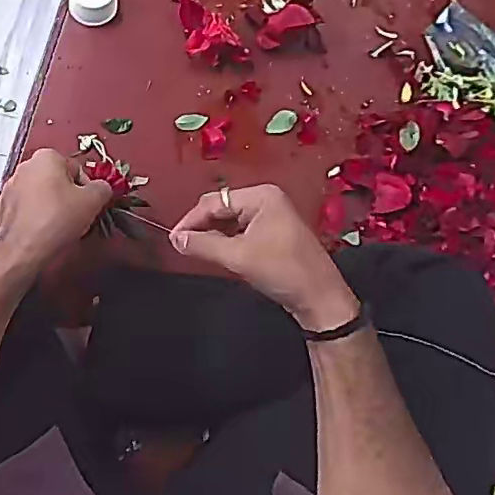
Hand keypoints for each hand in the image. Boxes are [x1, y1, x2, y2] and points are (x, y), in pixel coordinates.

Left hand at [0, 148, 112, 270]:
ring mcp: (12, 188)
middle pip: (58, 180)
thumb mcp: (93, 201)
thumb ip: (103, 188)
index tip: (90, 202)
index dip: (87, 188)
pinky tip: (47, 231)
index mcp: (47, 157)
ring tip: (62, 225)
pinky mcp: (4, 208)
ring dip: (54, 207)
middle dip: (70, 197)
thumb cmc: (52, 222)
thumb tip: (103, 189)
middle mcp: (26, 168)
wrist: (23, 250)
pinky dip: (39, 217)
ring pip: (43, 195)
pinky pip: (30, 209)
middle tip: (79, 214)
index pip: (77, 168)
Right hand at [170, 185, 358, 332]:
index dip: (192, 220)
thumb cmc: (286, 271)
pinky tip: (216, 253)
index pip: (216, 201)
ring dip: (213, 235)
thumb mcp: (239, 257)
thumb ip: (204, 245)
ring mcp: (271, 216)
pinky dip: (226, 241)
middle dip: (201, 226)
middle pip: (222, 207)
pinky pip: (241, 230)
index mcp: (262, 196)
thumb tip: (177, 239)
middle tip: (182, 245)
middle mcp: (267, 200)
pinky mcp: (272, 233)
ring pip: (230, 220)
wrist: (320, 298)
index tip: (174, 238)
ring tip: (196, 251)